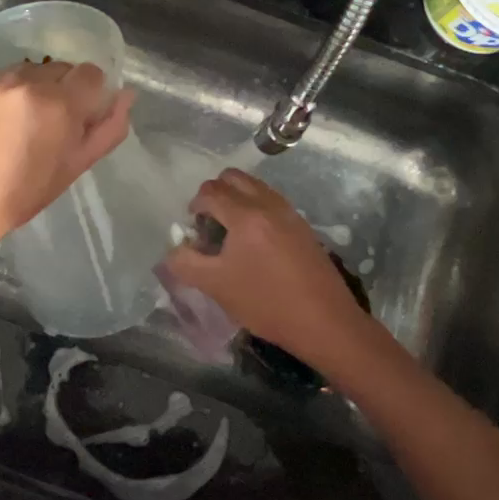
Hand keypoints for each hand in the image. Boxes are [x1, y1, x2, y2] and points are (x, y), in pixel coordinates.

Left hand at [0, 60, 132, 249]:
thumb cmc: (25, 193)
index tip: (79, 113)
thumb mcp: (76, 166)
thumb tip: (126, 95)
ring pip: (27, 70)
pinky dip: (1, 94)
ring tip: (17, 122)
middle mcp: (27, 83)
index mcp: (60, 105)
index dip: (89, 92)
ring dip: (30, 88)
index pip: (91, 73)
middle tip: (46, 122)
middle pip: (59, 68)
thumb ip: (108, 128)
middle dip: (59, 90)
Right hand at [164, 169, 379, 369]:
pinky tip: (254, 244)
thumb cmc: (265, 303)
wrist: (323, 321)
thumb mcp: (215, 286)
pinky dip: (256, 210)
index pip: (210, 191)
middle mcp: (268, 204)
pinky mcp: (303, 227)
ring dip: (237, 200)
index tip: (192, 229)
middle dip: (215, 194)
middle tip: (209, 224)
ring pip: (255, 188)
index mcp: (245, 215)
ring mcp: (289, 213)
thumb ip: (185, 262)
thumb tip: (174, 249)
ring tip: (231, 234)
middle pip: (233, 178)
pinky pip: (271, 202)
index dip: (194, 206)